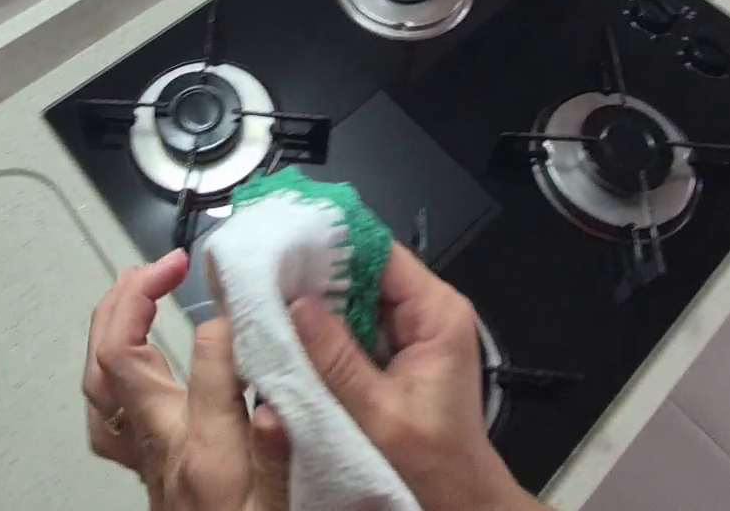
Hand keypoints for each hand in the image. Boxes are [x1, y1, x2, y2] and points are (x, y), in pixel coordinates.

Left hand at [84, 249, 289, 508]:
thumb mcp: (281, 509)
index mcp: (204, 450)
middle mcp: (161, 446)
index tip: (249, 300)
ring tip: (137, 282)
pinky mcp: (142, 461)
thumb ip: (279, 456)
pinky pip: (102, 407)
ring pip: (98, 378)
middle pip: (117, 359)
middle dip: (134, 297)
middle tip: (168, 264)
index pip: (206, 357)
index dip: (226, 318)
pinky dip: (107, 363)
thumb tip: (274, 401)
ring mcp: (144, 454)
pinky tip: (124, 344)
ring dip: (111, 320)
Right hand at [290, 244, 545, 510]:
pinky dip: (326, 328)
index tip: (289, 245)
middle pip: (364, 270)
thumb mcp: (379, 414)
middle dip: (318, 276)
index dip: (335, 244)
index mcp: (436, 311)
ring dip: (318, 303)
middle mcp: (426, 308)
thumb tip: (297, 303)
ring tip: (273, 301)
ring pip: (355, 296)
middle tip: (269, 278)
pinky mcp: (395, 348)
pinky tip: (294, 332)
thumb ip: (337, 358)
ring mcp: (410, 327)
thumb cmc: (434, 465)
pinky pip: (355, 323)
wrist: (459, 502)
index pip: (380, 252)